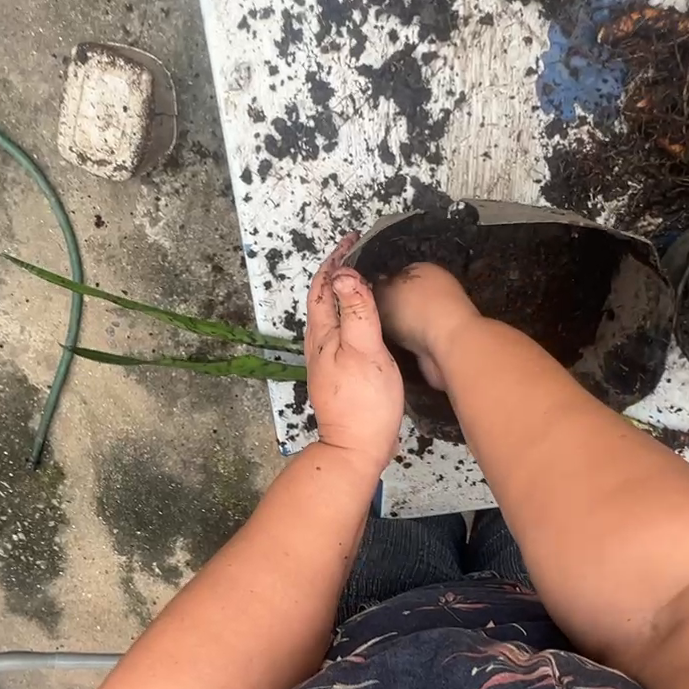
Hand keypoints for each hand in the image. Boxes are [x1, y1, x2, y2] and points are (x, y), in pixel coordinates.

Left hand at [305, 234, 404, 472]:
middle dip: (338, 273)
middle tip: (361, 255)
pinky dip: (352, 317)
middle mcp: (319, 346)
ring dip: (344, 294)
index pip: (322, 285)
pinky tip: (368, 322)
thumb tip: (344, 273)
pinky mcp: (339, 376)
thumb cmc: (364, 402)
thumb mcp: (364, 349)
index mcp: (323, 334)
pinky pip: (342, 335)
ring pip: (331, 318)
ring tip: (365, 280)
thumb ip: (356, 310)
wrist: (357, 448)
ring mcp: (327, 362)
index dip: (336, 259)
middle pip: (323, 299)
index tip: (354, 240)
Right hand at [375, 262, 479, 391]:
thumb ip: (376, 287)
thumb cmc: (415, 311)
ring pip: (413, 321)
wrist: (449, 344)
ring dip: (402, 331)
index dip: (381, 288)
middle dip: (391, 311)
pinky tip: (403, 350)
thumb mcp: (384, 292)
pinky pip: (422, 339)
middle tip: (375, 323)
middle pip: (406, 298)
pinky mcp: (448, 338)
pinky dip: (413, 345)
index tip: (369, 303)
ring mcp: (445, 314)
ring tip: (386, 339)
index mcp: (423, 268)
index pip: (397, 274)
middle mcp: (438, 288)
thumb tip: (374, 285)